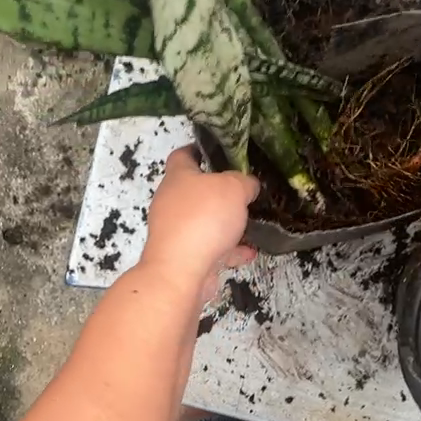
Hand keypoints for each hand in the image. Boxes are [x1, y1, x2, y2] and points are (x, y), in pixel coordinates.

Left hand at [137, 146, 258, 305]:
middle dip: (218, 193)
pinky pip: (210, 249)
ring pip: (203, 222)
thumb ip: (244, 183)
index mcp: (177, 177)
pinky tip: (249, 253)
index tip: (216, 151)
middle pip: (195, 191)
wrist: (181, 270)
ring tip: (249, 224)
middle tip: (242, 192)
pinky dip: (229, 251)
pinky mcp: (184, 257)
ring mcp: (175, 232)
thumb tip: (248, 185)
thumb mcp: (234, 189)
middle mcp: (171, 203)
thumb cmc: (204, 218)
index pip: (182, 155)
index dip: (198, 150)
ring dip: (225, 224)